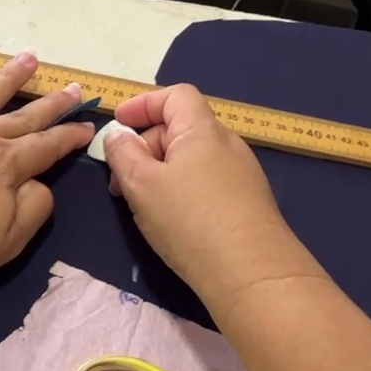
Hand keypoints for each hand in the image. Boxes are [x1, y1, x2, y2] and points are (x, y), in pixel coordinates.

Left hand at [0, 52, 95, 295]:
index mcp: (4, 166)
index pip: (46, 147)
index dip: (69, 137)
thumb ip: (33, 207)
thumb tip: (38, 182)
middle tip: (73, 88)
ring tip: (28, 58)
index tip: (88, 126)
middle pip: (21, 118)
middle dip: (50, 104)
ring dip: (7, 78)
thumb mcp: (9, 241)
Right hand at [102, 85, 324, 311]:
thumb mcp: (141, 183)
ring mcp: (240, 175)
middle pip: (179, 128)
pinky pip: (204, 182)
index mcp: (202, 130)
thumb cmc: (190, 220)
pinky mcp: (245, 203)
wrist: (252, 274)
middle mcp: (226, 145)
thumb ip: (123, 153)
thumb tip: (118, 135)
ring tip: (139, 205)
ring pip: (190, 159)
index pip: (176, 96)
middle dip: (144, 146)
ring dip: (159, 172)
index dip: (143, 103)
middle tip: (118, 180)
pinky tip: (169, 221)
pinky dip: (179, 190)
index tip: (118, 124)